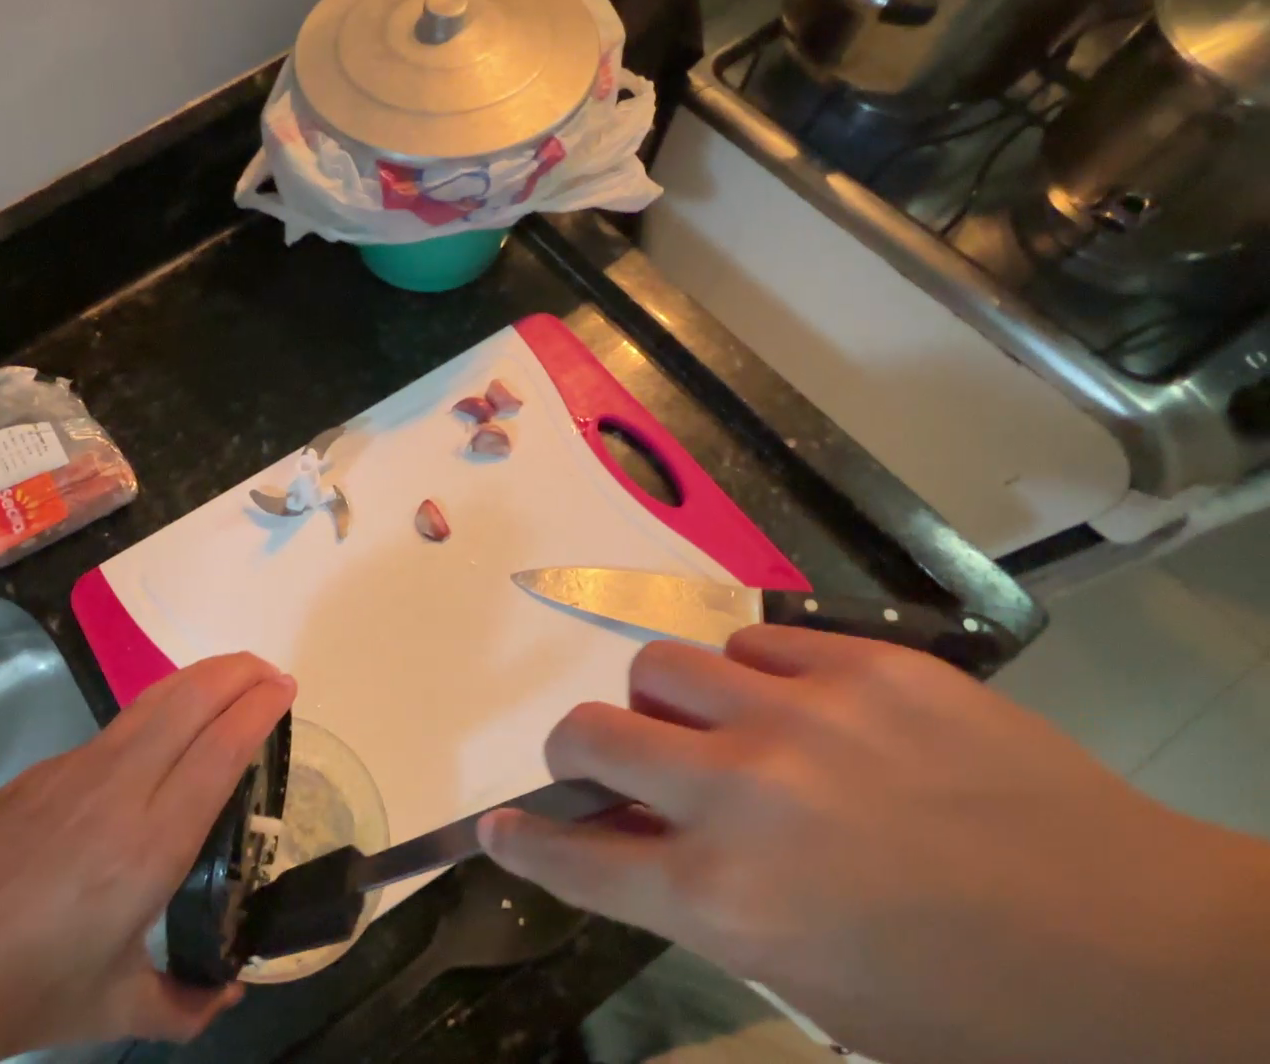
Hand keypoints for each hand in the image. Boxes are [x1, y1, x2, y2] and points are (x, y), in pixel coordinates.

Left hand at [0, 653, 294, 1062]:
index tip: (286, 690)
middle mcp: (118, 790)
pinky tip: (162, 741)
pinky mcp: (39, 772)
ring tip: (230, 682)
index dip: (258, 709)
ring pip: (150, 702)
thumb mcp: (110, 1010)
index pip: (219, 750)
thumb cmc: (16, 993)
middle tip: (270, 673)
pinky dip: (157, 712)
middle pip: (189, 701)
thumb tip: (228, 993)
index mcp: (149, 846)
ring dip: (198, 680)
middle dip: (237, 673)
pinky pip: (115, 729)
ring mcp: (72, 772)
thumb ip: (185, 1004)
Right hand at [479, 627, 1269, 1063]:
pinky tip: (793, 706)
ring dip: (662, 703)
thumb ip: (699, 901)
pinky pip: (753, 645)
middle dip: (573, 750)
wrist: (1151, 951)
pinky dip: (749, 677)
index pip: (574, 857)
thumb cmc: (961, 1002)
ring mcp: (802, 718)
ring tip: (708, 724)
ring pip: (658, 666)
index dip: (522, 841)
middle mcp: (740, 797)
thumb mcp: (802, 979)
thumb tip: (634, 832)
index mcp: (723, 900)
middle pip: (588, 734)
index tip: (496, 827)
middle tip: (601, 759)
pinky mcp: (867, 667)